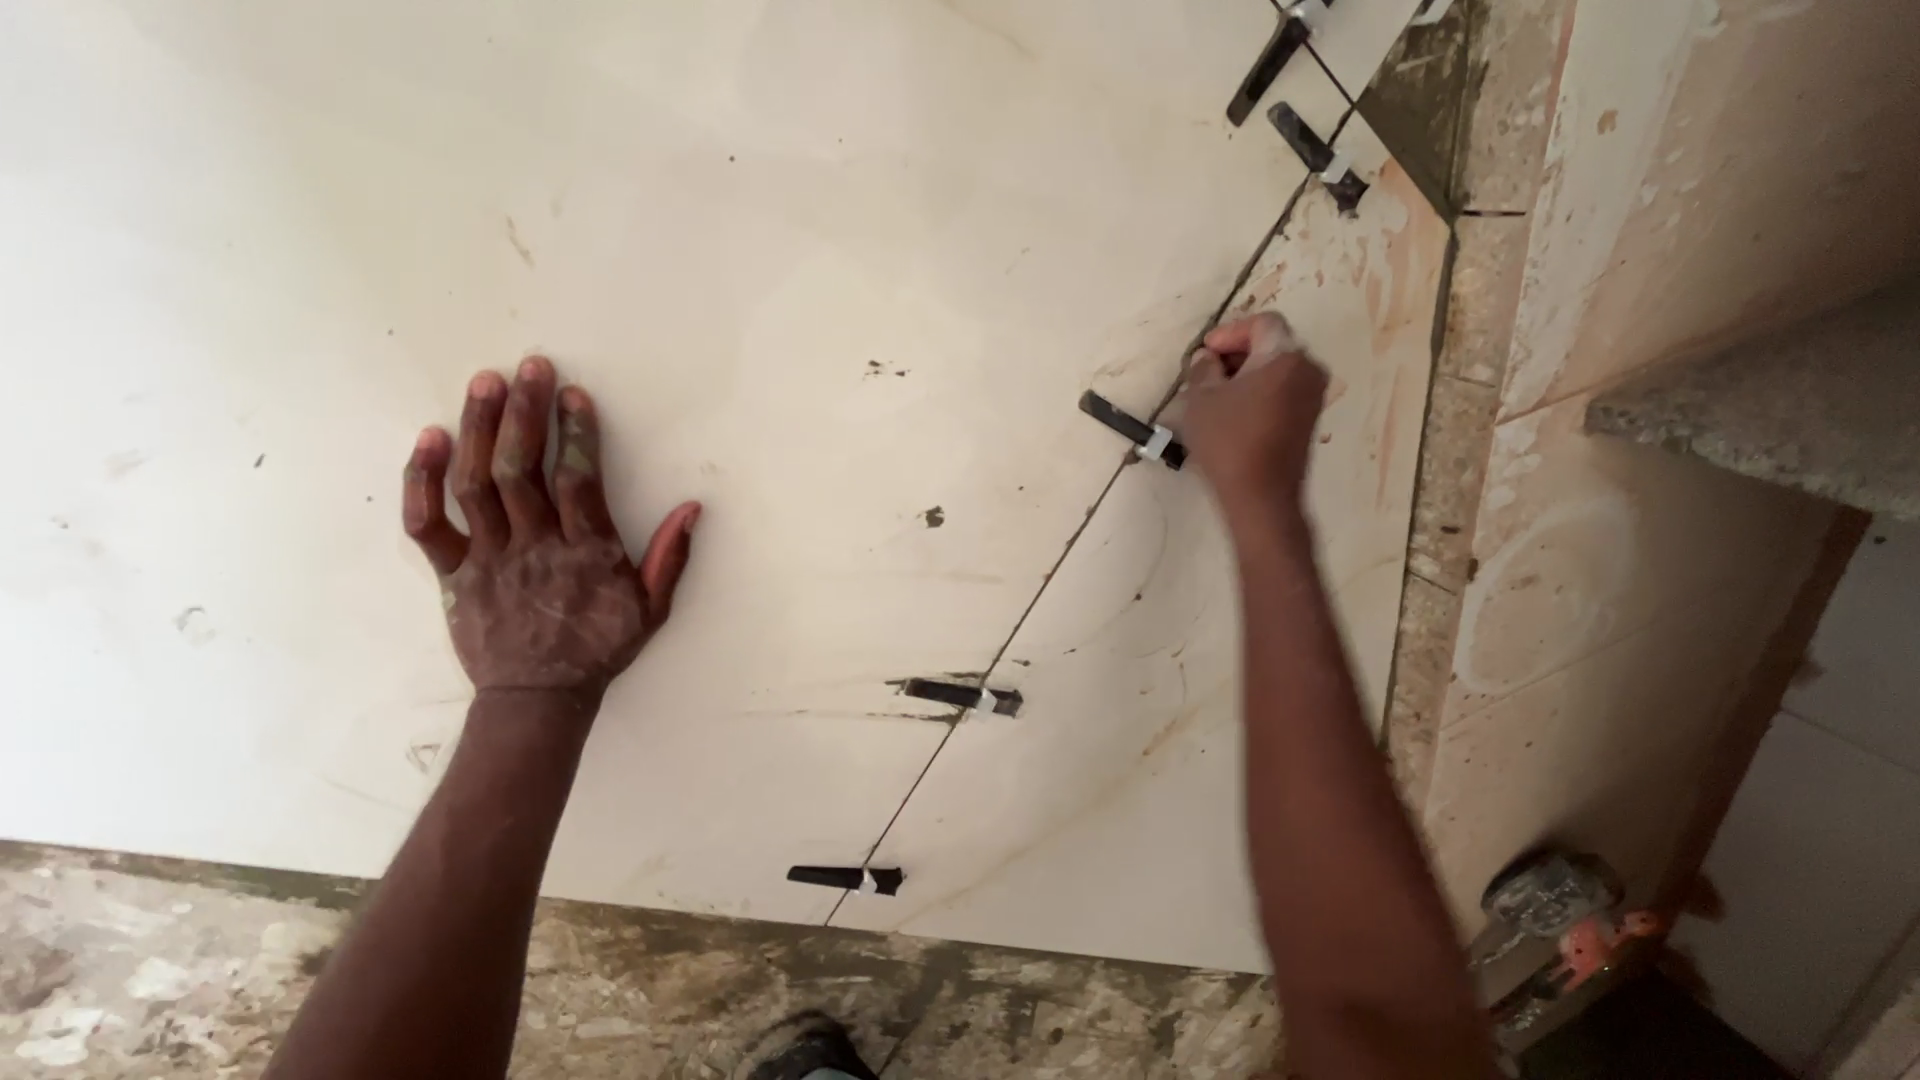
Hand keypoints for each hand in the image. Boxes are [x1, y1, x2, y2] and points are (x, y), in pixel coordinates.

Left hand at [401, 357, 700, 698]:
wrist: (537, 699)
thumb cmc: (600, 649)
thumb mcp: (652, 609)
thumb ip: (671, 558)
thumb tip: (692, 508)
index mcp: (587, 555)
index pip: (579, 481)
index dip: (576, 434)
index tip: (572, 394)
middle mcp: (535, 548)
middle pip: (522, 470)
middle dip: (524, 413)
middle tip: (528, 366)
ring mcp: (488, 559)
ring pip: (476, 484)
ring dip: (479, 428)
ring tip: (485, 382)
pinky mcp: (452, 573)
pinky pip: (427, 523)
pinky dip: (422, 480)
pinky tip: (430, 438)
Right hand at [1181, 312, 1328, 517]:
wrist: (1261, 496)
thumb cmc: (1228, 442)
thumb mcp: (1201, 399)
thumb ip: (1202, 369)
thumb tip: (1207, 359)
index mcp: (1285, 356)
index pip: (1262, 323)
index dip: (1229, 332)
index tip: (1204, 353)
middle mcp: (1308, 369)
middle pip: (1271, 344)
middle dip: (1236, 353)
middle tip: (1205, 372)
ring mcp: (1313, 396)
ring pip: (1276, 369)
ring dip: (1245, 374)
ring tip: (1214, 394)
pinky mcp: (1308, 419)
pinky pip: (1282, 391)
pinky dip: (1258, 392)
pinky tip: (1232, 412)